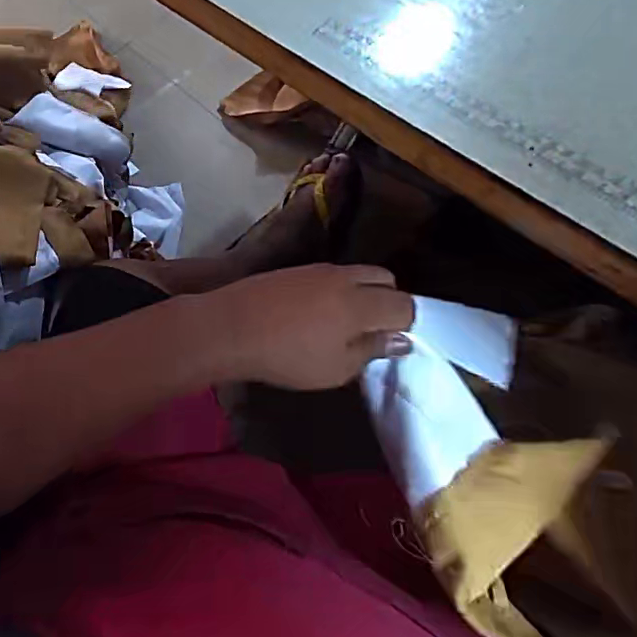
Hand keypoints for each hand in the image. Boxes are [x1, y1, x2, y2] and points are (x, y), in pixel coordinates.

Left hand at [200, 264, 415, 389]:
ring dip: (362, 292)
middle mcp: (345, 278)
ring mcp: (317, 269)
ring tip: (344, 321)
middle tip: (373, 330)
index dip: (407, 325)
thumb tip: (401, 339)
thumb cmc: (286, 356)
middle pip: (385, 279)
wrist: (230, 327)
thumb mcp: (335, 368)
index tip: (393, 343)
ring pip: (357, 272)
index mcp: (362, 303)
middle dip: (389, 301)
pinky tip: (318, 311)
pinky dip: (337, 288)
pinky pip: (330, 274)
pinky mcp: (294, 269)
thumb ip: (370, 351)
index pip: (405, 305)